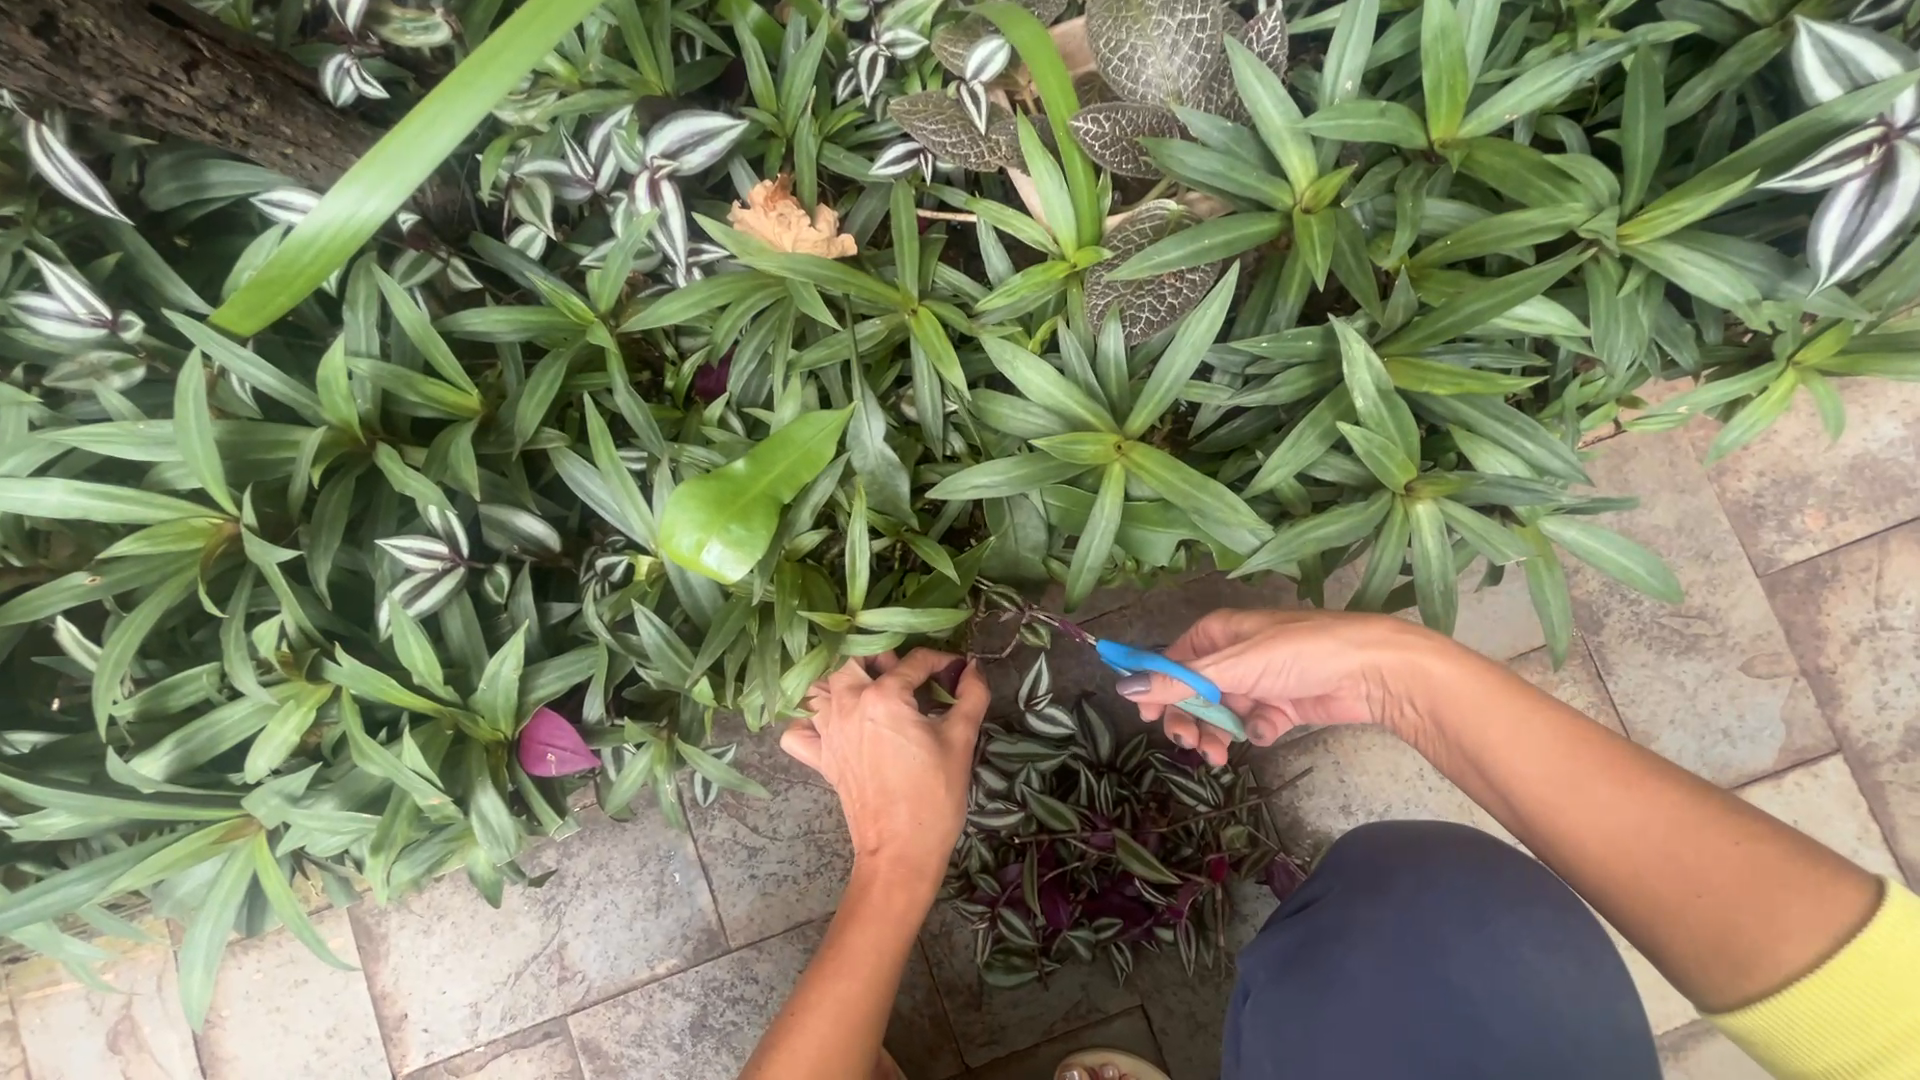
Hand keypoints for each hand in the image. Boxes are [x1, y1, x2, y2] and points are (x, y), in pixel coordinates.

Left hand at [783, 649, 989, 887]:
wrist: (902, 851)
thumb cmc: (936, 795)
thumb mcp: (962, 740)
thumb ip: (972, 695)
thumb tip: (973, 667)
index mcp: (884, 697)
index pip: (913, 661)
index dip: (940, 661)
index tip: (955, 671)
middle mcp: (847, 705)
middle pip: (852, 659)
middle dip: (880, 658)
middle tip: (906, 679)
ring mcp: (827, 732)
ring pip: (820, 687)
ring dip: (843, 682)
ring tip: (872, 694)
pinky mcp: (819, 758)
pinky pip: (798, 730)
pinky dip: (809, 722)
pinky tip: (834, 724)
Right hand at [1116, 609, 1463, 764]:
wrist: (1373, 671)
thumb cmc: (1296, 654)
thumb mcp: (1230, 668)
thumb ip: (1177, 682)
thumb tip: (1123, 690)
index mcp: (1218, 633)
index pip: (1173, 661)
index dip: (1157, 688)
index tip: (1146, 718)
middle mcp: (1235, 654)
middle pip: (1194, 691)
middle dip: (1189, 719)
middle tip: (1189, 745)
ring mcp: (1261, 680)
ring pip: (1223, 712)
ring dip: (1218, 733)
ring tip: (1221, 756)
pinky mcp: (1285, 703)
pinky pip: (1256, 721)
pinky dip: (1258, 729)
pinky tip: (1270, 729)